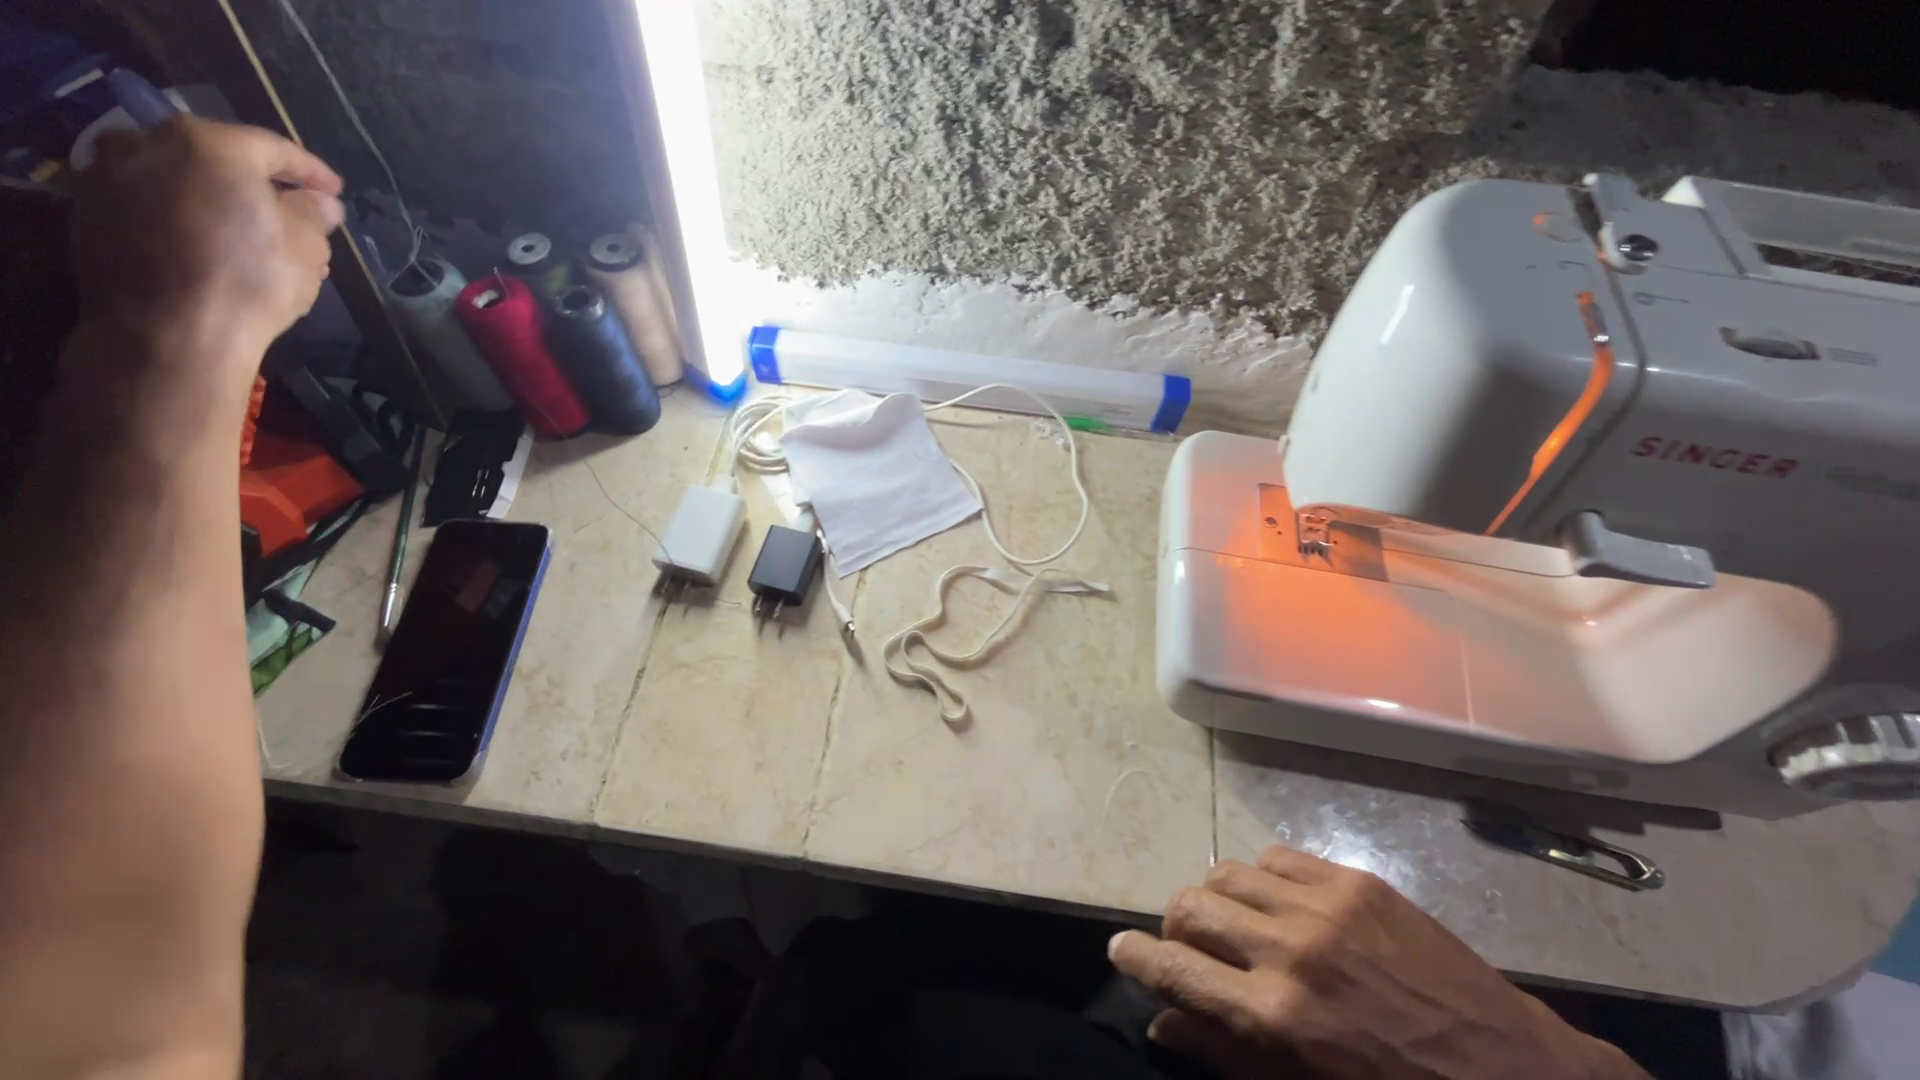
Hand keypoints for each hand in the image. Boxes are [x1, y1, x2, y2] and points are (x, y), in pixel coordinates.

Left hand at [70, 115, 343, 409]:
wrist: (170, 330)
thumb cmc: (252, 280)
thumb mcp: (308, 248)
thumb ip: (313, 214)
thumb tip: (320, 203)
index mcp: (210, 144)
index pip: (274, 149)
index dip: (312, 172)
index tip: (335, 192)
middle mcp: (149, 143)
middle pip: (220, 160)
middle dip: (260, 188)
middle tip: (292, 217)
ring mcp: (110, 175)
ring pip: (182, 181)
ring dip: (219, 203)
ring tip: (250, 237)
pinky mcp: (91, 212)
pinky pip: (152, 205)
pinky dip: (184, 219)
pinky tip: (209, 248)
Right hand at [1109, 846, 1649, 1079]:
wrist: (1509, 1072)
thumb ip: (1224, 1056)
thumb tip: (1162, 1022)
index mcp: (1273, 1018)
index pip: (1174, 967)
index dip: (1136, 956)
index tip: (1121, 949)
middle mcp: (1289, 951)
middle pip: (1191, 907)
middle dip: (1174, 927)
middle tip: (1187, 946)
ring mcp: (1324, 907)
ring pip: (1227, 873)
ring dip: (1215, 899)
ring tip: (1232, 922)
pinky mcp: (1357, 882)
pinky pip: (1278, 857)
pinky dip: (1262, 878)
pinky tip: (1276, 902)